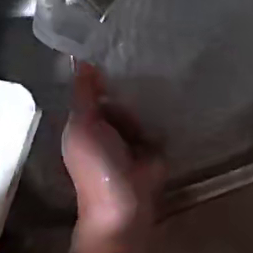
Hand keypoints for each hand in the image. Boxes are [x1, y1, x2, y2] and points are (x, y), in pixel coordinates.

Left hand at [62, 63, 164, 252]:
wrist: (126, 204)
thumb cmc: (97, 165)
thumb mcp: (83, 125)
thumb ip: (84, 94)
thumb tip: (81, 60)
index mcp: (84, 123)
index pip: (92, 89)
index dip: (100, 72)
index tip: (114, 47)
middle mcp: (107, 127)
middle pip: (119, 95)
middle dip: (127, 85)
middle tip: (139, 68)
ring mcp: (132, 137)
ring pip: (140, 106)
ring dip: (145, 102)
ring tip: (157, 88)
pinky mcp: (155, 146)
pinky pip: (158, 122)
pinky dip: (161, 116)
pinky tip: (171, 101)